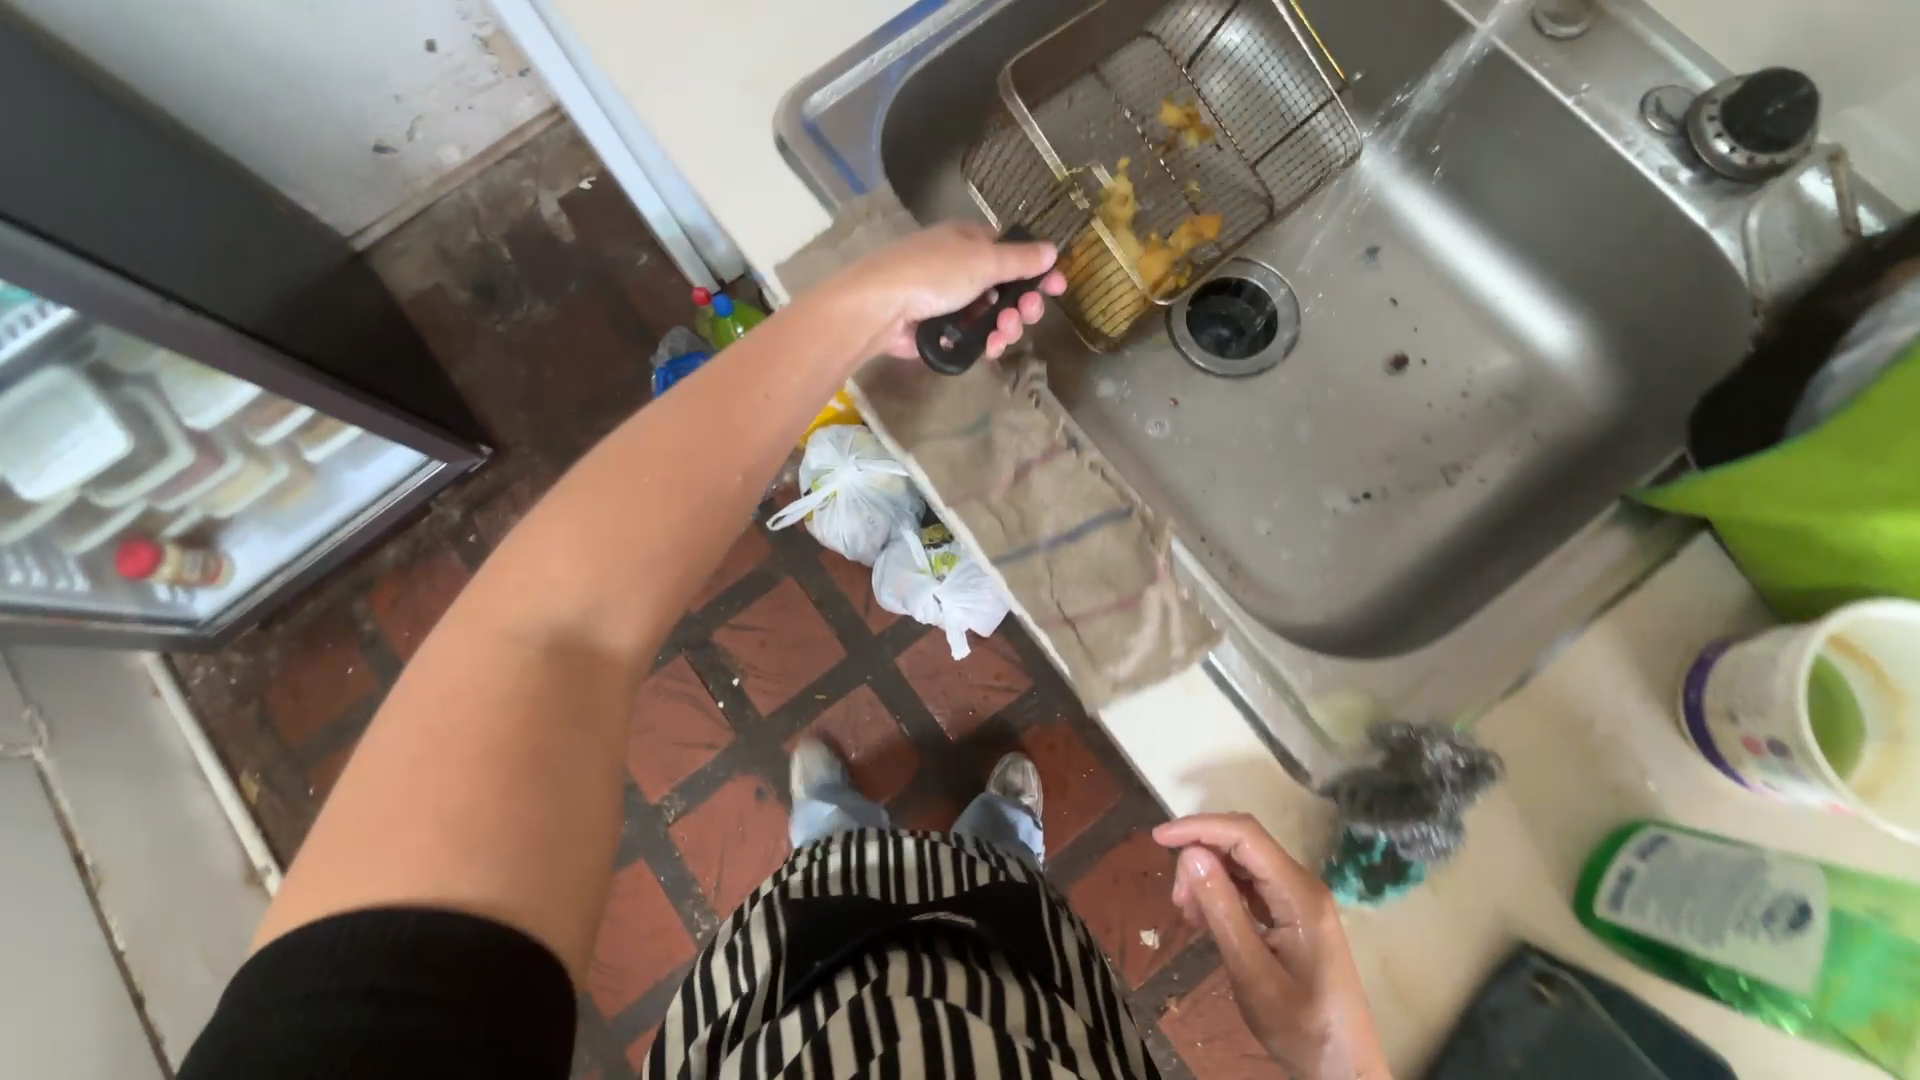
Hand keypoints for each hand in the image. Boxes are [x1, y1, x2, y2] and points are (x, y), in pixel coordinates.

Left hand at [845, 221, 1067, 361]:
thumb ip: (1020, 260)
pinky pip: (973, 335)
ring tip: (1003, 334)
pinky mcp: (941, 329)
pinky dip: (986, 341)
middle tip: (1027, 315)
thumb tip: (1052, 250)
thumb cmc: (933, 274)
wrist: (881, 307)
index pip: (1012, 252)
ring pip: (992, 316)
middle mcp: (961, 267)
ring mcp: (950, 300)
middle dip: (1022, 304)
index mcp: (969, 240)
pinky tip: (989, 348)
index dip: (1037, 270)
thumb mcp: (983, 261)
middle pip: (1006, 288)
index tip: (1058, 287)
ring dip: (1006, 326)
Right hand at [1154, 814, 1390, 1079]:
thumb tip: (1192, 854)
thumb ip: (1223, 910)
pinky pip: (1249, 885)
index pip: (1244, 835)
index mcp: (1299, 894)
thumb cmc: (1302, 1026)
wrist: (1344, 1069)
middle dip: (1200, 857)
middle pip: (1242, 844)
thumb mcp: (1253, 974)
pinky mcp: (1292, 914)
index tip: (1157, 839)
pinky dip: (1221, 893)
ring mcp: (1298, 899)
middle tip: (1178, 902)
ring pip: (1242, 863)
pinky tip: (1205, 920)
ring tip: (1188, 916)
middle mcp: (1301, 885)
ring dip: (1208, 877)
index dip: (1199, 827)